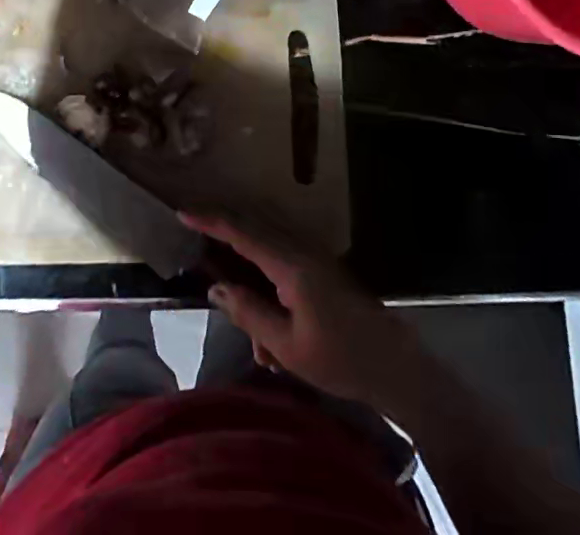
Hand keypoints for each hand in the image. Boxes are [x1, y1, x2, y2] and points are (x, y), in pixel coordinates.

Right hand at [181, 213, 427, 407]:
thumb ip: (249, 312)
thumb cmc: (341, 359)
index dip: (211, 221)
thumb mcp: (287, 345)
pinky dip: (263, 278)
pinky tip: (264, 337)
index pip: (243, 234)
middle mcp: (303, 251)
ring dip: (244, 262)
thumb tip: (215, 287)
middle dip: (221, 228)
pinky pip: (282, 260)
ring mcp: (315, 258)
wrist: (397, 367)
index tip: (182, 212)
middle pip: (253, 228)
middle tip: (192, 230)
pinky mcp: (322, 269)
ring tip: (232, 307)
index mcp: (292, 266)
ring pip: (266, 245)